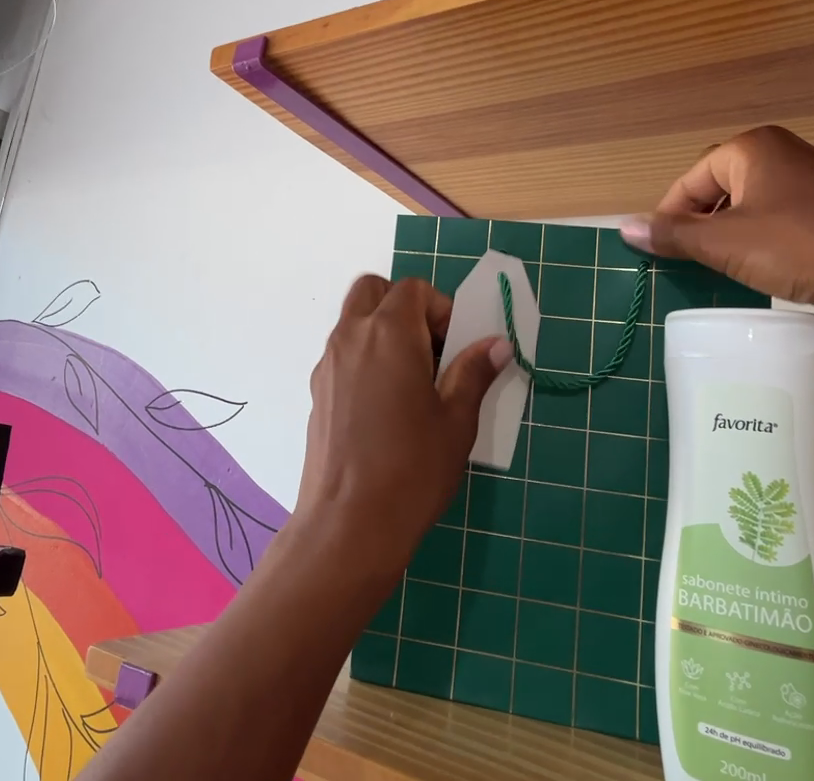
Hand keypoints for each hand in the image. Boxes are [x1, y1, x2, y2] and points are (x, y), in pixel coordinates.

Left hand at [293, 276, 510, 569]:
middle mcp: (351, 337)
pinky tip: (386, 407)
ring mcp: (328, 364)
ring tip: (411, 381)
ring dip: (382, 330)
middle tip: (431, 350)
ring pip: (353, 321)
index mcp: (388, 333)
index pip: (414, 290)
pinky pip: (342, 353)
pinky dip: (365, 357)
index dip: (441, 309)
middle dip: (404, 307)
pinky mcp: (317, 391)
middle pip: (372, 291)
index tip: (456, 348)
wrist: (349, 523)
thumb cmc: (412, 469)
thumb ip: (474, 372)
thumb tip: (496, 344)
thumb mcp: (456, 420)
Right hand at [620, 126, 813, 318]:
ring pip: (746, 210)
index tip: (663, 254)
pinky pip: (776, 222)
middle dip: (700, 229)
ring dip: (729, 240)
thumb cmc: (803, 245)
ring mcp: (808, 181)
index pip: (689, 181)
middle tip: (692, 265)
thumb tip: (625, 228)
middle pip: (716, 192)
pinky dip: (761, 245)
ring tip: (724, 272)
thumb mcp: (726, 244)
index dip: (670, 218)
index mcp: (750, 149)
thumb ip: (673, 235)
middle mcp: (779, 155)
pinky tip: (763, 271)